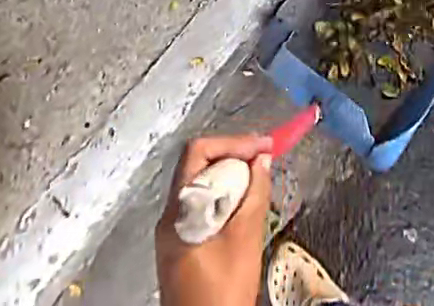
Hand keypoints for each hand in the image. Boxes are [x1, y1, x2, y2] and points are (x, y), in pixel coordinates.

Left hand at [155, 135, 272, 305]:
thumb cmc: (222, 295)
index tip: (265, 146)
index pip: (198, 152)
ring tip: (258, 181)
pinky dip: (223, 199)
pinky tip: (243, 207)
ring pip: (200, 187)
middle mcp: (168, 215)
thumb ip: (253, 197)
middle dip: (232, 157)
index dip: (233, 143)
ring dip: (229, 178)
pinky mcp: (180, 248)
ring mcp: (172, 233)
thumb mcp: (244, 244)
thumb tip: (262, 160)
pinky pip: (200, 207)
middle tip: (264, 161)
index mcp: (177, 210)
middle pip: (197, 166)